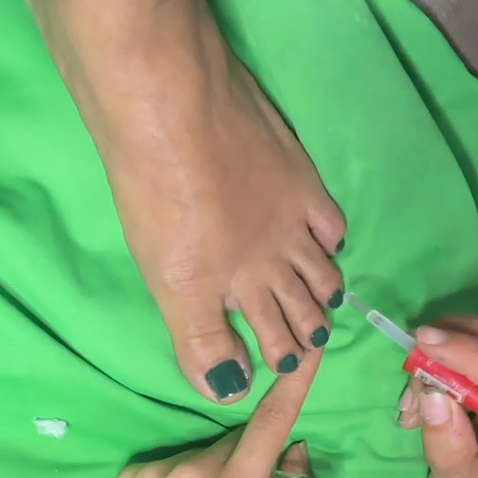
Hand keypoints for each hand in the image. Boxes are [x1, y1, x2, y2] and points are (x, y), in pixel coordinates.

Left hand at [15, 351, 321, 477]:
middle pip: (236, 441)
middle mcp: (193, 472)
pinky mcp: (131, 473)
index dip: (293, 384)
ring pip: (205, 451)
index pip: (270, 425)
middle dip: (247, 459)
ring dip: (213, 469)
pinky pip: (174, 461)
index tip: (308, 347)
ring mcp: (157, 471)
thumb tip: (295, 446)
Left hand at [18, 0, 345, 404]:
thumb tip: (231, 389)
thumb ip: (199, 335)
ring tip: (324, 305)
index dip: (278, 359)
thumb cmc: (147, 184)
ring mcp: (288, 214)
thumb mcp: (165, 276)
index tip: (284, 372)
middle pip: (302, 306)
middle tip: (309, 347)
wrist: (163, 88)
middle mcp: (273, 258)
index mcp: (236, 285)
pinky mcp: (297, 171)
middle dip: (304, 332)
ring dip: (321, 292)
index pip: (272, 337)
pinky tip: (329, 243)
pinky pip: (329, 221)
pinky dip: (330, 241)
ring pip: (319, 268)